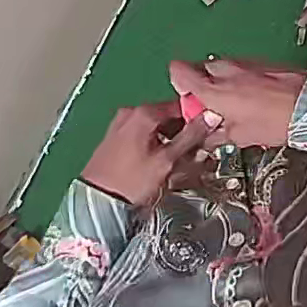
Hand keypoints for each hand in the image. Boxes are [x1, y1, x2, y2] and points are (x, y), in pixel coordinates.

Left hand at [81, 101, 219, 206]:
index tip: (207, 134)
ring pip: (155, 125)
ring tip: (177, 161)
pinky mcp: (114, 137)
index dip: (196, 119)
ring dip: (169, 139)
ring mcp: (120, 124)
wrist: (96, 200)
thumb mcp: (166, 161)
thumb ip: (190, 137)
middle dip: (182, 132)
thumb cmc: (132, 181)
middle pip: (167, 115)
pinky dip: (154, 142)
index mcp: (144, 113)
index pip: (180, 106)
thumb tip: (210, 117)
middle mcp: (130, 112)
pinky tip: (158, 161)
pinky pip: (141, 133)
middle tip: (194, 152)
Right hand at [167, 58, 306, 148]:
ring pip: (221, 66)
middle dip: (202, 83)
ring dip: (223, 80)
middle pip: (200, 68)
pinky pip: (241, 66)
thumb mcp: (241, 137)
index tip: (189, 98)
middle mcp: (225, 71)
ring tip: (237, 102)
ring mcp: (244, 63)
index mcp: (213, 90)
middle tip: (213, 105)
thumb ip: (216, 136)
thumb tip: (205, 140)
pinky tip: (254, 96)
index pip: (178, 71)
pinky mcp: (261, 61)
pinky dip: (241, 78)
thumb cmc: (274, 123)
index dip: (178, 82)